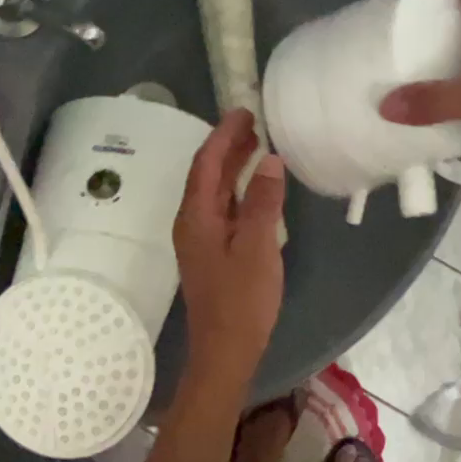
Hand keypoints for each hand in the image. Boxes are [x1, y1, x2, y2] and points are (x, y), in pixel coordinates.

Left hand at [174, 109, 285, 381]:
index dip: (223, 135)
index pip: (206, 164)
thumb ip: (263, 202)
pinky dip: (238, 192)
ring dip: (233, 168)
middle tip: (254, 122)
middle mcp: (192, 223)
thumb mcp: (258, 247)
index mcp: (196, 217)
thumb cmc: (242, 300)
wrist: (226, 351)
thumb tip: (268, 160)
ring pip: (215, 193)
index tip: (243, 111)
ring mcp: (200, 240)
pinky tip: (256, 190)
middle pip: (207, 175)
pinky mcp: (212, 254)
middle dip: (227, 147)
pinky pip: (223, 211)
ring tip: (257, 146)